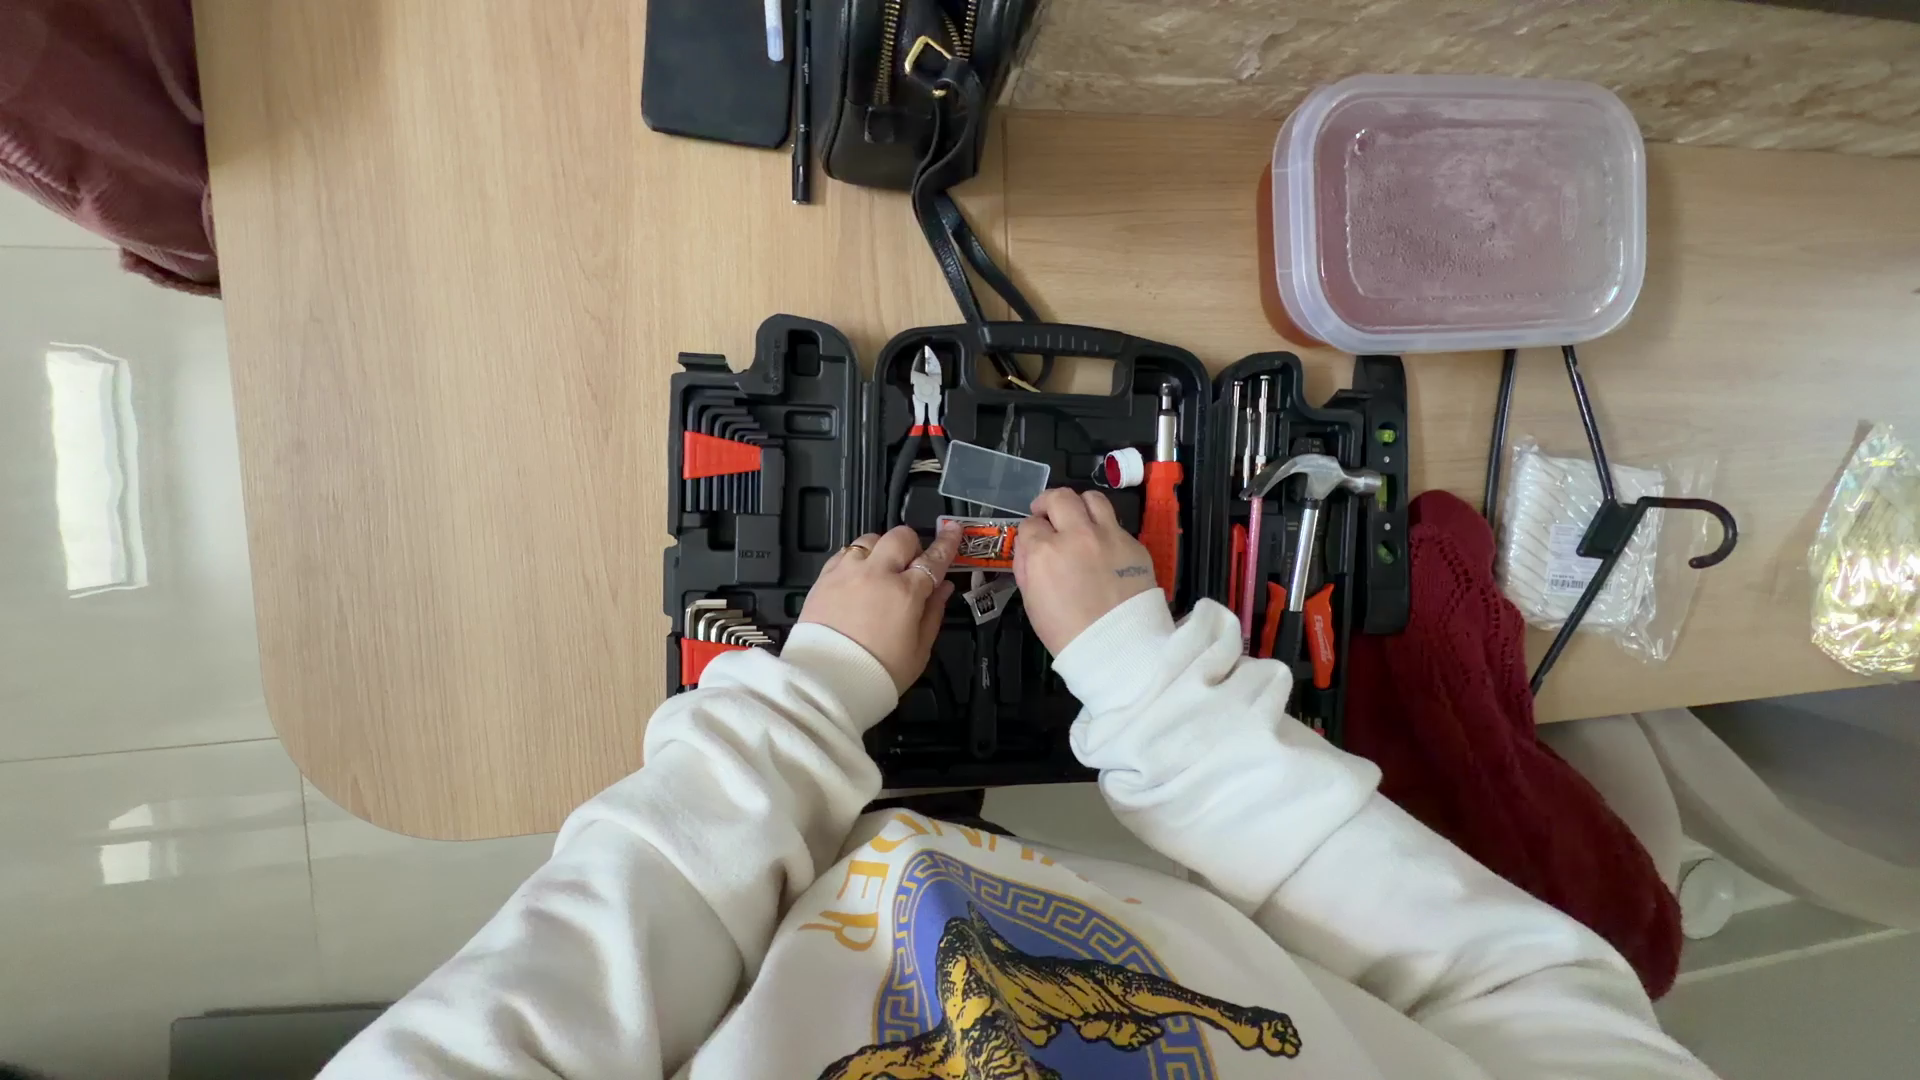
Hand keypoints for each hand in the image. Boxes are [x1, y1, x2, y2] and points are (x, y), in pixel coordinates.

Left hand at [799, 522, 960, 690]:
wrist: (827, 684)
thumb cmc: (880, 673)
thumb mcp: (919, 650)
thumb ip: (933, 613)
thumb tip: (944, 587)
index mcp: (906, 592)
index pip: (933, 558)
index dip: (946, 542)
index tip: (954, 530)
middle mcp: (877, 573)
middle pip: (900, 537)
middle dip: (911, 545)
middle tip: (911, 565)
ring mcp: (847, 572)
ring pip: (869, 539)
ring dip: (881, 550)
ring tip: (880, 571)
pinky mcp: (823, 578)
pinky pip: (844, 553)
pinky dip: (856, 559)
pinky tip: (858, 577)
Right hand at [1014, 488, 1158, 654]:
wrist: (1118, 647)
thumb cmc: (1066, 632)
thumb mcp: (1031, 601)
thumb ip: (1025, 565)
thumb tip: (1027, 545)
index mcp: (1045, 551)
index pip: (1029, 525)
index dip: (1029, 533)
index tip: (1033, 541)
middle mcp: (1077, 535)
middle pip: (1059, 498)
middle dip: (1047, 503)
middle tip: (1047, 515)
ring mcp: (1109, 536)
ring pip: (1092, 499)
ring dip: (1079, 505)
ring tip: (1077, 518)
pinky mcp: (1134, 544)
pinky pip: (1115, 525)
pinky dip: (1104, 530)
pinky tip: (1103, 549)